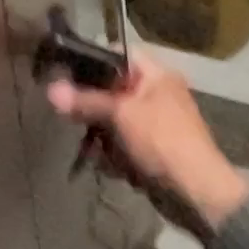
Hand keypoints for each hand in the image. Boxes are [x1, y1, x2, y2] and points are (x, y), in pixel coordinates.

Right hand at [46, 55, 248, 229]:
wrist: (198, 194)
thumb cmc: (162, 141)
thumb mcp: (121, 115)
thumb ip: (86, 101)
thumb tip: (51, 89)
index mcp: (157, 75)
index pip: (118, 54)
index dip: (92, 60)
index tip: (66, 73)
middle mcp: (157, 94)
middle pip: (112, 89)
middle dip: (93, 106)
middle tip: (73, 115)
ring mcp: (155, 123)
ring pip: (114, 119)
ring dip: (101, 134)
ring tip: (93, 147)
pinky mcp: (152, 149)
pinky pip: (122, 143)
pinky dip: (113, 153)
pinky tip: (109, 165)